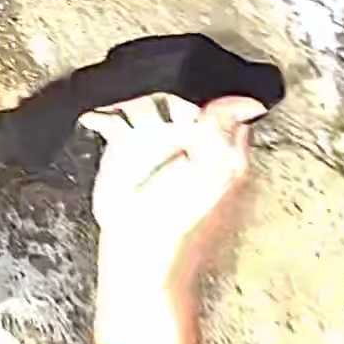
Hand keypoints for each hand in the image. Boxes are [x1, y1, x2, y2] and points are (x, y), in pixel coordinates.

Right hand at [81, 94, 262, 287]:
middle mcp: (186, 140)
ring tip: (116, 114)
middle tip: (146, 111)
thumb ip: (224, 135)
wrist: (140, 250)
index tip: (179, 96)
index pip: (213, 104)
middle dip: (156, 96)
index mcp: (219, 148)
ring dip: (125, 103)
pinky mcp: (123, 147)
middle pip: (172, 97)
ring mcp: (153, 142)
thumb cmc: (183, 222)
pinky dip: (101, 114)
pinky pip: (112, 119)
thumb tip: (250, 101)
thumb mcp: (215, 176)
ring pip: (140, 103)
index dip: (198, 93)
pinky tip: (94, 118)